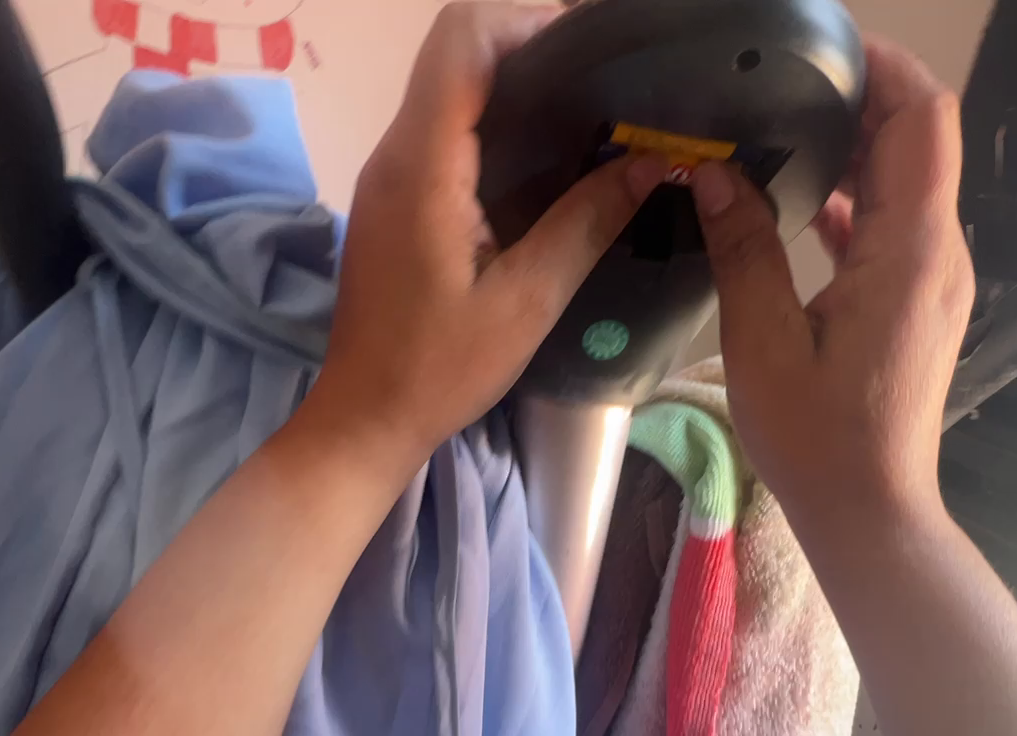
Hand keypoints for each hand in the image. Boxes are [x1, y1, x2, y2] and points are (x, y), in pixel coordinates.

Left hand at [306, 1, 665, 466]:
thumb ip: (586, 224)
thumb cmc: (441, 369)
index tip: (592, 47)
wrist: (367, 415)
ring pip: (445, 96)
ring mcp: (384, 181)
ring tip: (583, 121)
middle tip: (602, 86)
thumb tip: (650, 162)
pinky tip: (537, 169)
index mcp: (423, 167)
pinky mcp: (388, 207)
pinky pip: (438, 141)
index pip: (463, 39)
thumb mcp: (525, 303)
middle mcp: (393, 155)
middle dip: (530, 52)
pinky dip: (488, 134)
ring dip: (510, 94)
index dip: (527, 20)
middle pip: (455, 57)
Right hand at [689, 40, 973, 531]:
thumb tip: (713, 175)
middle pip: (918, 144)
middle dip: (859, 104)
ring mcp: (932, 282)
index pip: (921, 120)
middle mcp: (938, 254)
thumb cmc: (814, 436)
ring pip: (905, 188)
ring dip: (853, 155)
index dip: (882, 67)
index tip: (819, 50)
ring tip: (780, 139)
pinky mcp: (916, 308)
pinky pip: (893, 233)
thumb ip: (744, 250)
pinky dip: (853, 206)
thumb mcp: (762, 343)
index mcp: (909, 252)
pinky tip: (800, 209)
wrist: (866, 508)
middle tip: (780, 90)